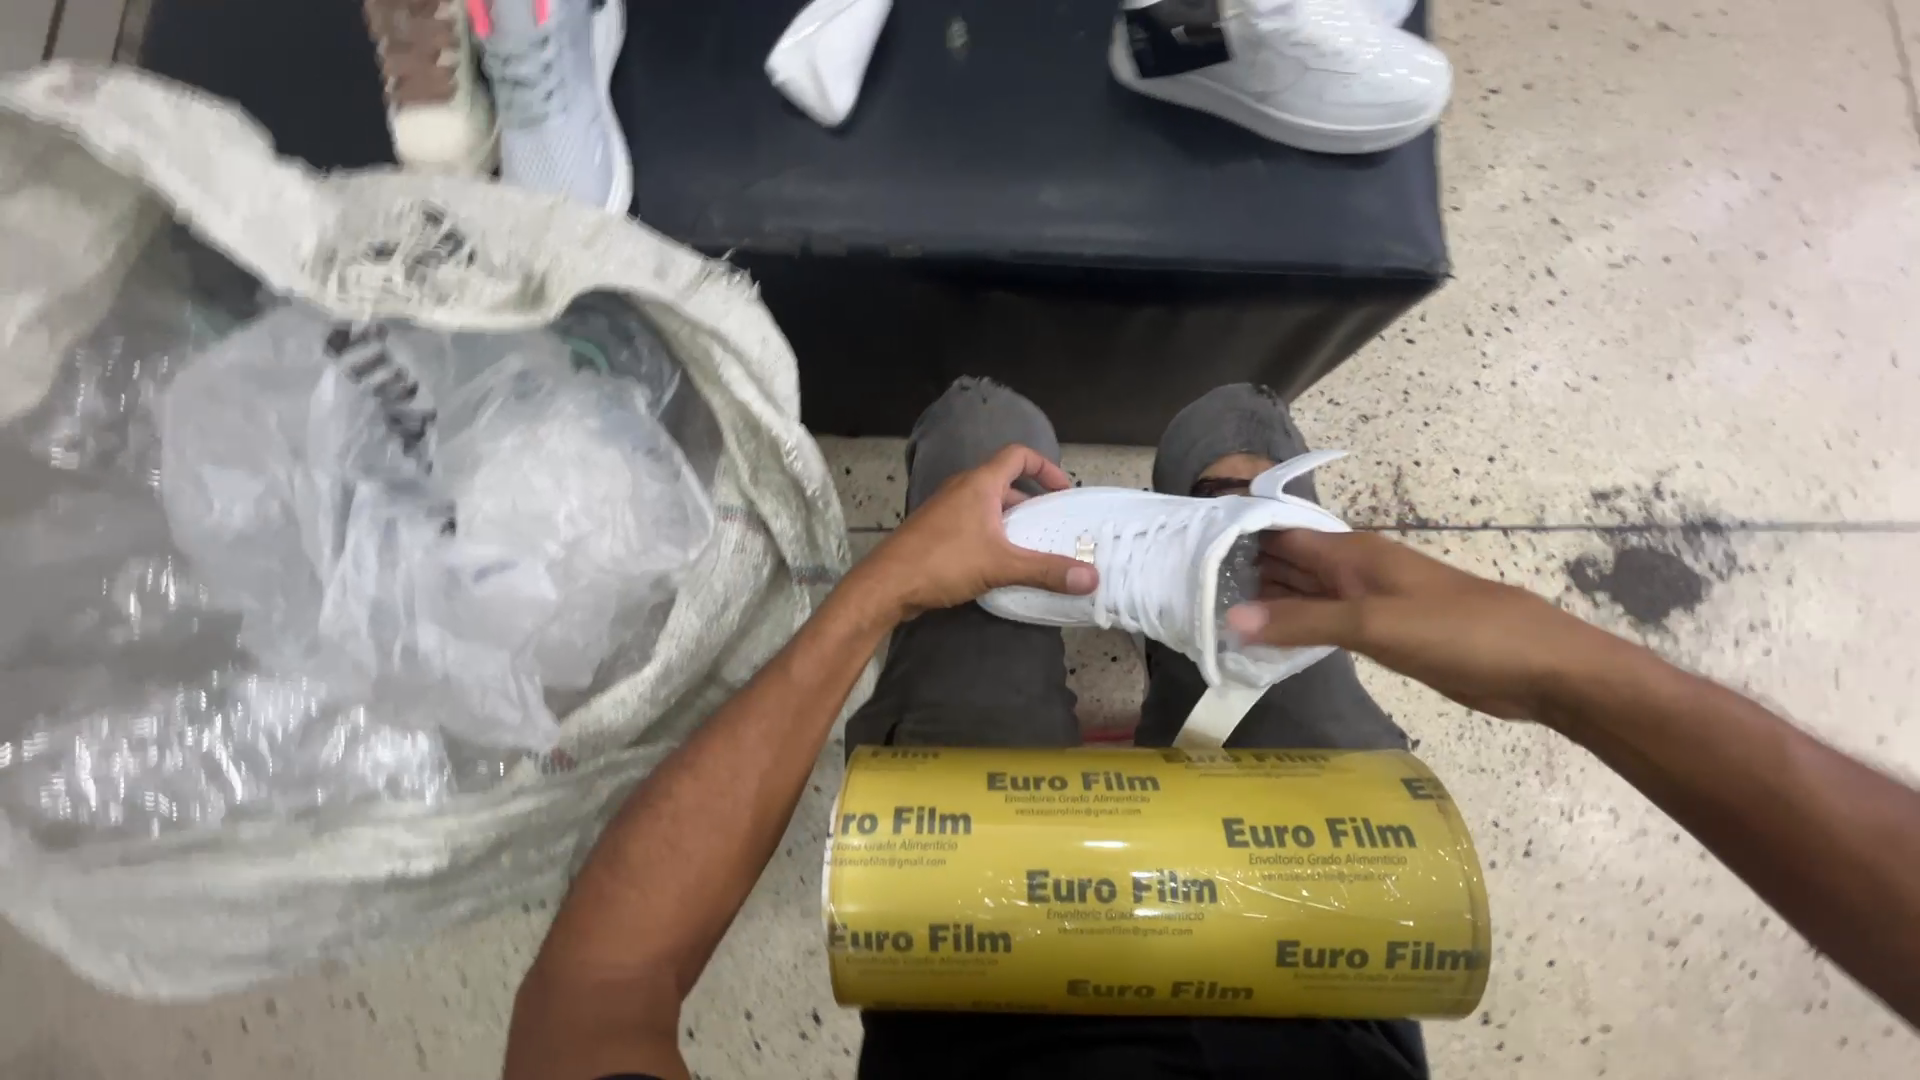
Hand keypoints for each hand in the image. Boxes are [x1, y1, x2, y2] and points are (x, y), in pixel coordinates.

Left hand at [849, 445, 1098, 620]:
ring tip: (1030, 546)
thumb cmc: (942, 562)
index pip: (1017, 455)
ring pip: (986, 505)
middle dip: (1030, 500)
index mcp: (979, 483)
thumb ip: (1046, 570)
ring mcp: (945, 510)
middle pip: (1003, 482)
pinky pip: (971, 523)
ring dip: (1010, 520)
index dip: (1045, 467)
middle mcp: (961, 489)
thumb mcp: (1001, 565)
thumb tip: (1091, 578)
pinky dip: (990, 534)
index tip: (1063, 491)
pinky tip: (998, 563)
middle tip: (1051, 525)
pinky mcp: (934, 532)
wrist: (887, 585)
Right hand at [1225, 531, 1622, 721]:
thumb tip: (1229, 618)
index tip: (1186, 556)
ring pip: (1300, 594)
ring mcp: (1365, 601)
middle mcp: (1351, 570)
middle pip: (1283, 564)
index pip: (1276, 535)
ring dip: (1264, 604)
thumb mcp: (1373, 625)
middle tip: (1187, 596)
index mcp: (1350, 553)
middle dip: (1240, 575)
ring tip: (1211, 619)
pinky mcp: (1379, 632)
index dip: (1234, 540)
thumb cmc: (1459, 632)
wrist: (1541, 668)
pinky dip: (1292, 629)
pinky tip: (1264, 643)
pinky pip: (1321, 623)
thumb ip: (1300, 621)